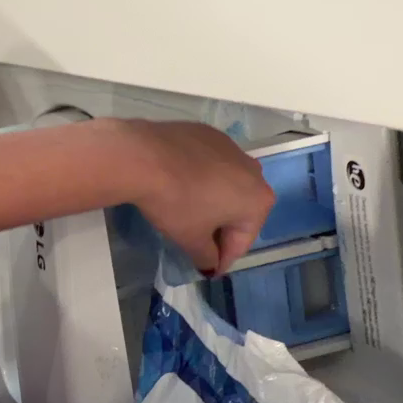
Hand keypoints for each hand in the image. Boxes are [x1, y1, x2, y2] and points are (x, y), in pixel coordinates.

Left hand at [124, 120, 275, 274]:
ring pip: (225, 183)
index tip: (210, 270)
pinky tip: (179, 183)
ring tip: (188, 213)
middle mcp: (254, 170)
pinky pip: (208, 162)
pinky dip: (198, 176)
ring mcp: (230, 146)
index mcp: (259, 199)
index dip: (224, 259)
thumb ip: (206, 256)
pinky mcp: (206, 132)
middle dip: (221, 229)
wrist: (144, 156)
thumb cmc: (176, 202)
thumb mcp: (190, 239)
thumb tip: (210, 264)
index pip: (242, 241)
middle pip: (239, 209)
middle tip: (198, 245)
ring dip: (211, 200)